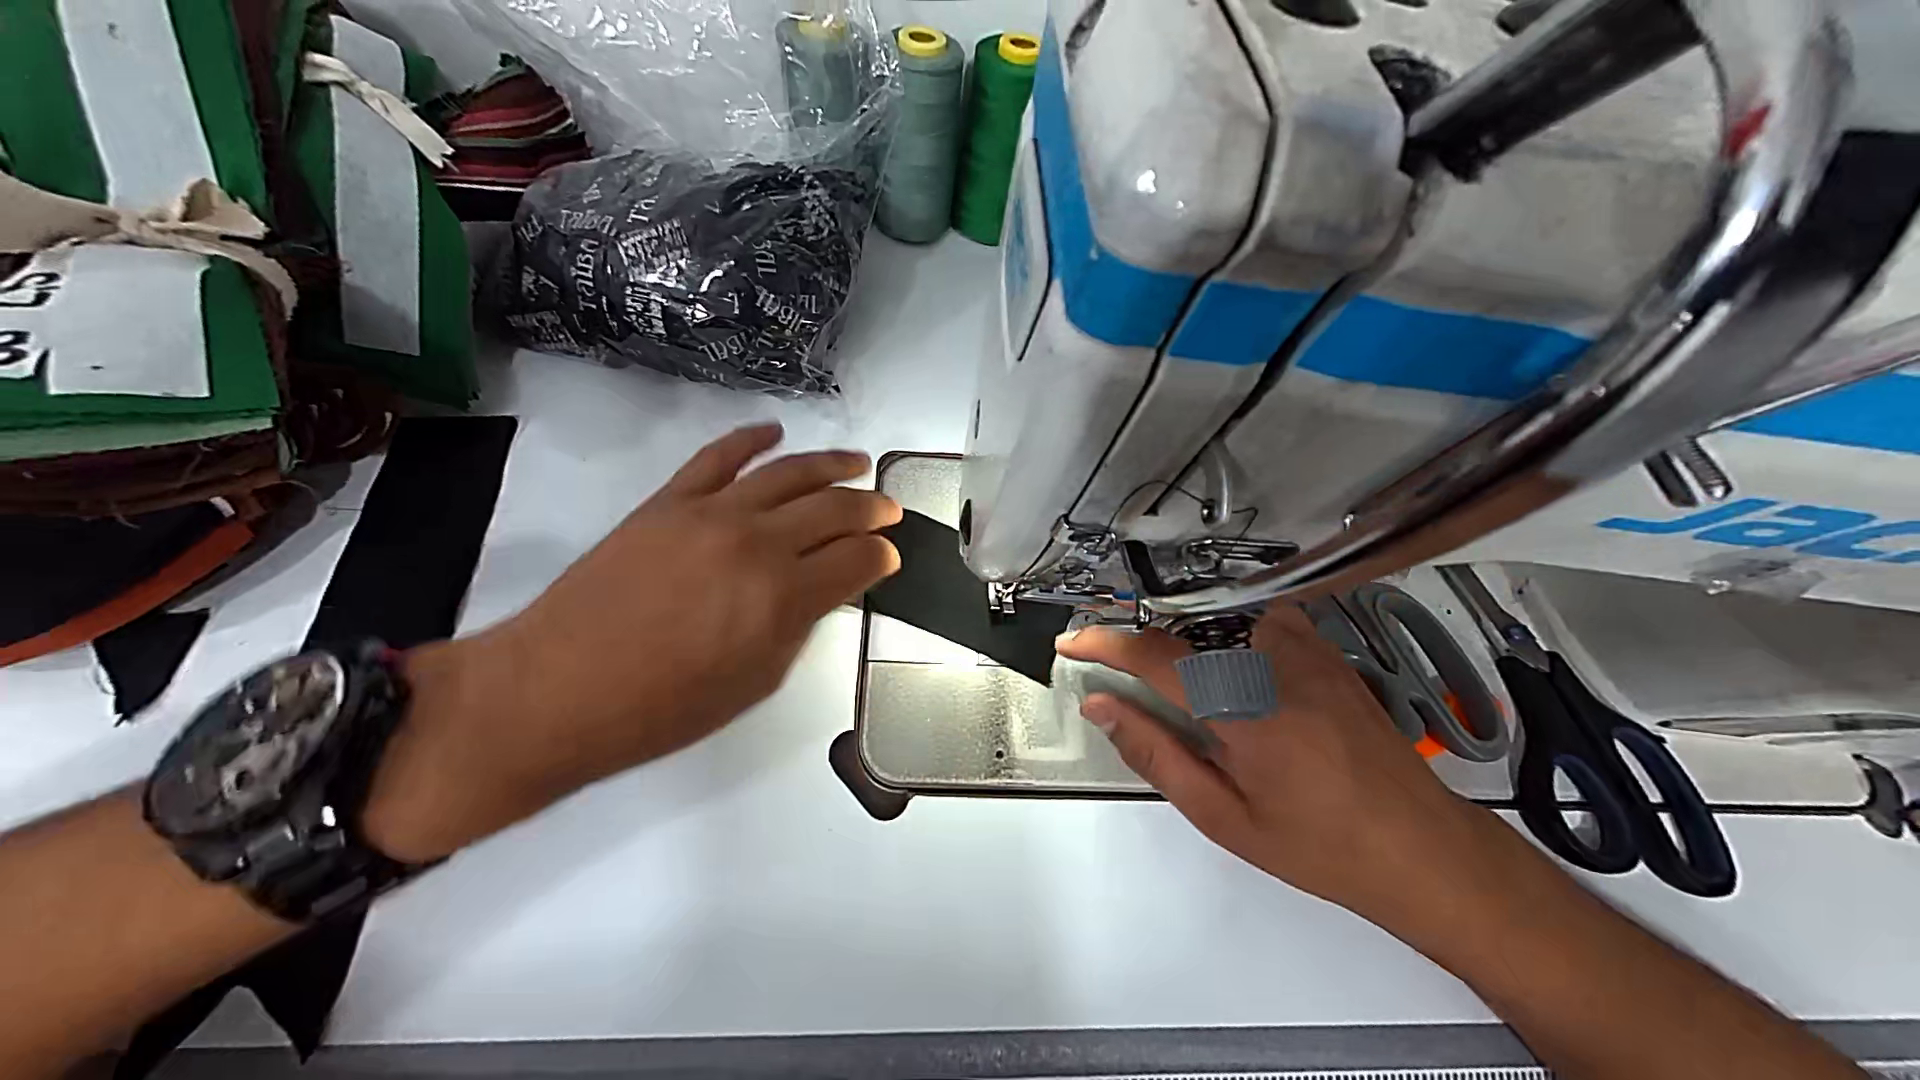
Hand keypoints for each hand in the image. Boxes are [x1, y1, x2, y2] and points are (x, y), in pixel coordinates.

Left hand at [365, 424, 902, 859]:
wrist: (557, 690)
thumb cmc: (664, 706)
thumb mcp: (757, 680)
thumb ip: (800, 625)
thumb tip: (822, 589)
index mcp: (784, 597)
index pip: (857, 560)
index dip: (882, 556)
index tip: (890, 557)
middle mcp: (758, 543)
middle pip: (835, 509)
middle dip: (872, 509)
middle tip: (890, 509)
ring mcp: (711, 512)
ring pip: (789, 472)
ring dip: (833, 464)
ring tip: (859, 462)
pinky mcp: (669, 500)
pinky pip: (718, 456)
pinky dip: (751, 439)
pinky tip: (775, 433)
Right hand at [1056, 605, 1490, 918]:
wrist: (1422, 849)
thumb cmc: (1322, 846)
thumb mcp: (1222, 817)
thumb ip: (1155, 754)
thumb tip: (1103, 708)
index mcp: (1247, 714)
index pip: (1157, 658)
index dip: (1105, 645)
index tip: (1074, 643)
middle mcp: (1279, 669)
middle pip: (1184, 627)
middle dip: (1140, 643)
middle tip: (1118, 674)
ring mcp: (1309, 654)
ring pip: (1221, 617)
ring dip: (1183, 638)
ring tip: (1173, 680)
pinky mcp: (1327, 652)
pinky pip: (1261, 618)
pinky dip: (1228, 633)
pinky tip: (1230, 669)